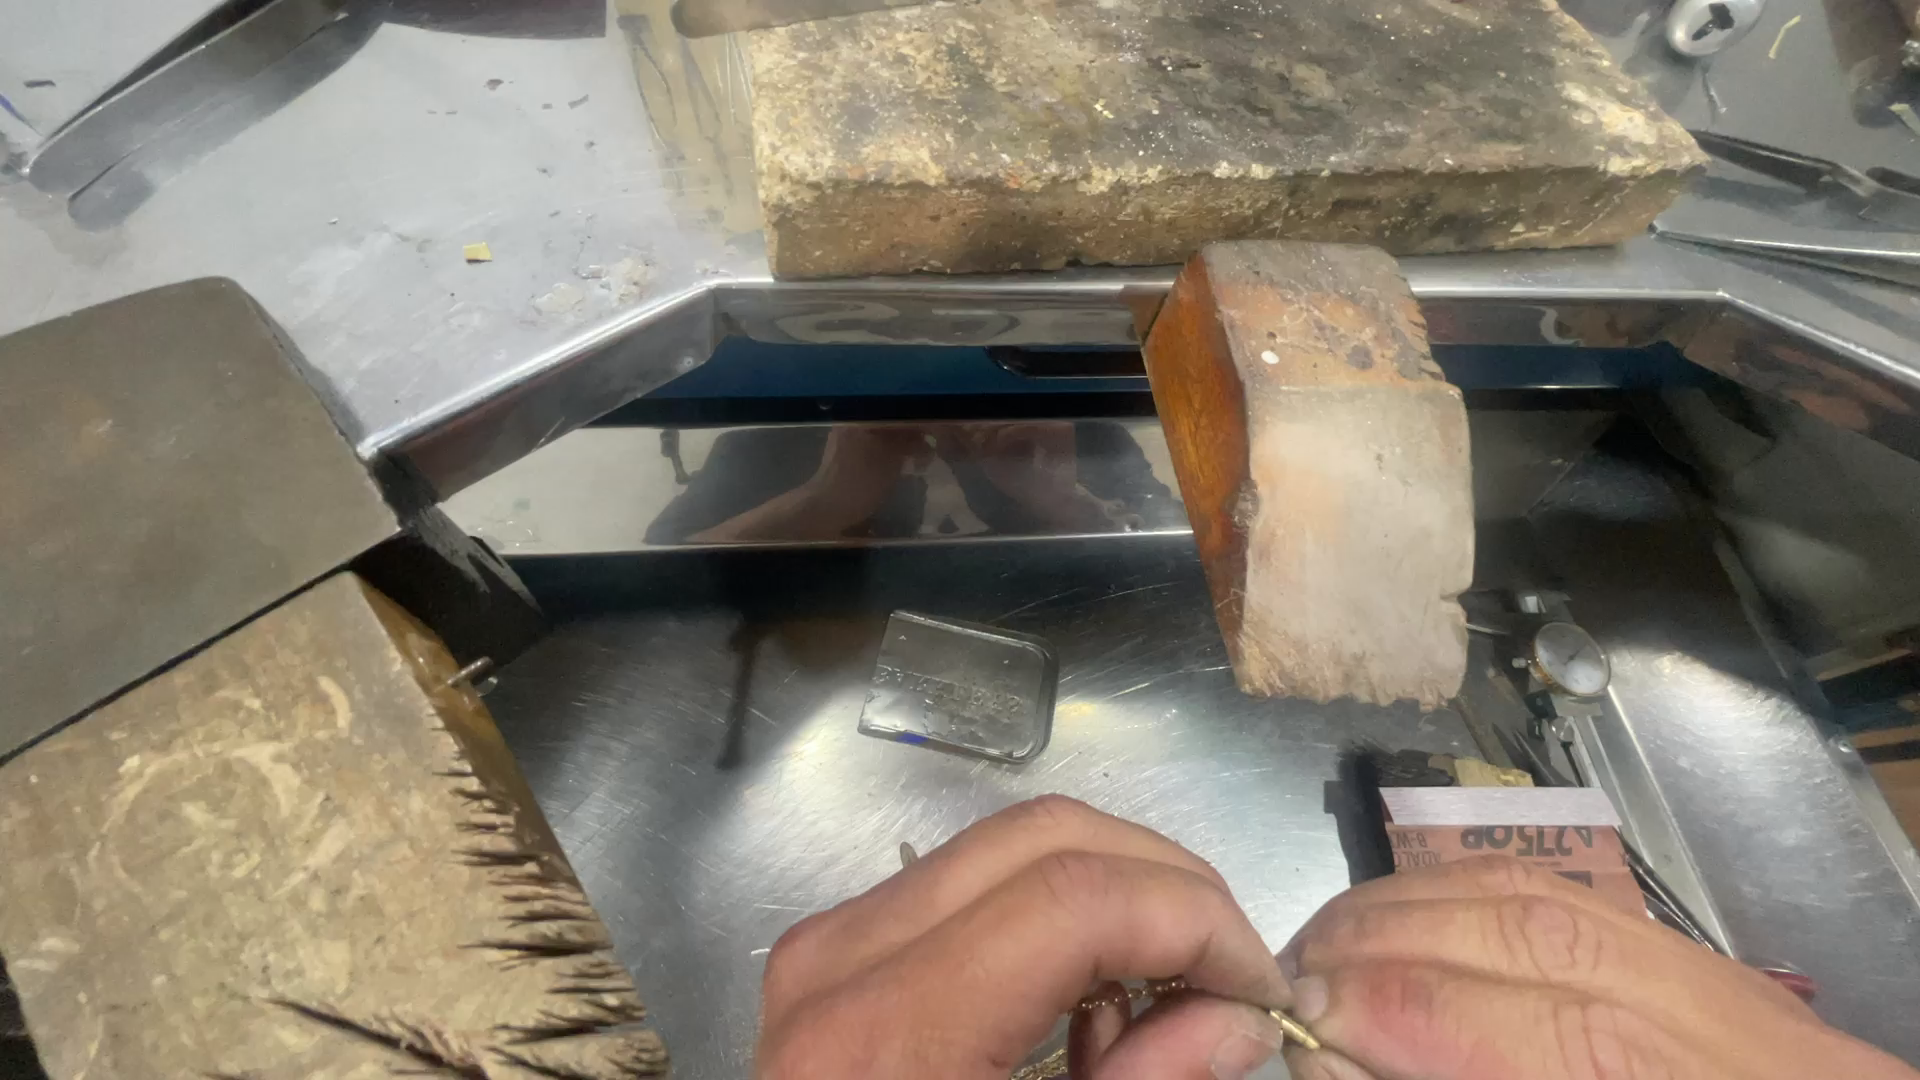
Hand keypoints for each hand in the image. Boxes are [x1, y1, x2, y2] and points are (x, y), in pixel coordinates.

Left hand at [754, 796, 1293, 1079]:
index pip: (1071, 896)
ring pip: (1010, 841)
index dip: (1191, 920)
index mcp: (889, 1034)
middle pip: (1043, 835)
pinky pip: (973, 878)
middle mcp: (845, 953)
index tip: (1258, 982)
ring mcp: (833, 935)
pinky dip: (1054, 913)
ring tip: (1158, 996)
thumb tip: (1235, 1014)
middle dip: (1162, 883)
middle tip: (1226, 966)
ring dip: (1114, 890)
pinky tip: (1080, 1003)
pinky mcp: (838, 939)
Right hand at [1278, 855, 1918, 1079]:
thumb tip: (1325, 1051)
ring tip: (1324, 938)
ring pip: (1536, 891)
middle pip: (1543, 938)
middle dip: (1388, 944)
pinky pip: (1537, 883)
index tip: (1310, 1018)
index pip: (1570, 1040)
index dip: (1413, 1012)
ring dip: (1402, 904)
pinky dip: (1440, 888)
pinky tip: (1384, 912)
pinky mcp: (1667, 943)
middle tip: (1298, 971)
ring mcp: (1713, 975)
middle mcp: (1749, 1035)